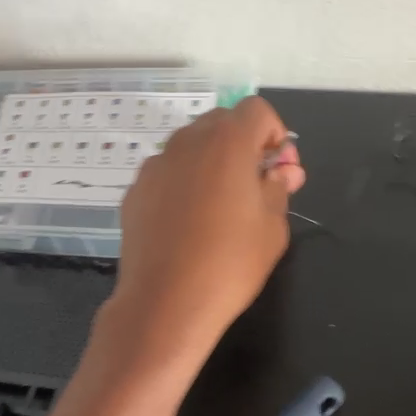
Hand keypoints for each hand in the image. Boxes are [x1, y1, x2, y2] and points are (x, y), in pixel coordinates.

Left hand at [98, 96, 306, 364]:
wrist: (165, 304)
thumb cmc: (229, 266)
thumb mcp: (272, 229)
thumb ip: (278, 190)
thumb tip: (281, 172)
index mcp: (227, 142)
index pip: (256, 111)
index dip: (274, 134)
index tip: (277, 170)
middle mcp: (186, 143)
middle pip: (220, 124)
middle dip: (241, 146)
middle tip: (253, 188)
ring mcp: (154, 167)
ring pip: (189, 149)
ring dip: (209, 165)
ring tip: (218, 210)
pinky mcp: (134, 194)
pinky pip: (166, 176)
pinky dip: (181, 186)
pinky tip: (186, 226)